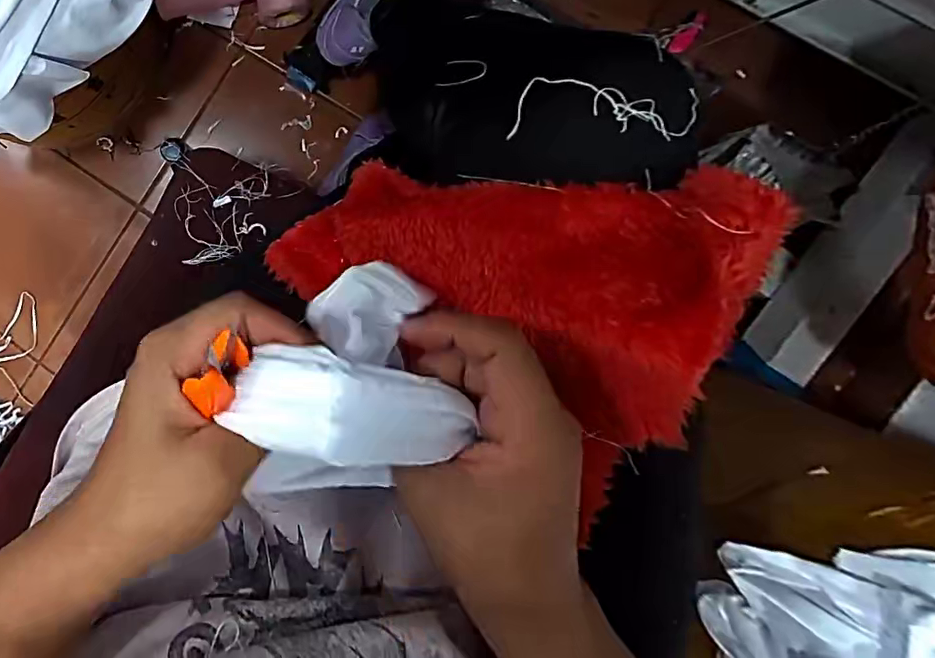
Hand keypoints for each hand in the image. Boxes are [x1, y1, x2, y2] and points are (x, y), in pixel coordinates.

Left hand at [61, 293, 313, 573]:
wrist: (104, 541)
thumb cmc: (156, 500)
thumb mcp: (220, 459)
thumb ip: (267, 414)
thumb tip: (304, 387)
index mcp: (171, 348)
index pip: (238, 310)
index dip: (282, 328)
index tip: (315, 361)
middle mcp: (170, 345)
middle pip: (238, 322)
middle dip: (279, 346)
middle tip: (314, 378)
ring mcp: (173, 367)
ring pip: (235, 346)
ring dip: (268, 366)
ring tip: (301, 393)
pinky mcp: (180, 390)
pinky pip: (226, 369)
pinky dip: (253, 383)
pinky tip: (272, 409)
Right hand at [397, 312, 625, 656]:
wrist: (529, 606)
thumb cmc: (482, 552)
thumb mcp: (428, 486)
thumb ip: (405, 424)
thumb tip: (385, 385)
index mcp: (535, 421)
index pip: (500, 344)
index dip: (451, 326)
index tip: (405, 333)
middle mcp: (548, 410)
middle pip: (495, 351)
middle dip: (442, 347)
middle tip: (396, 359)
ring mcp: (544, 421)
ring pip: (492, 366)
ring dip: (447, 367)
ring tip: (405, 383)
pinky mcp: (533, 432)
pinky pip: (494, 389)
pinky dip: (458, 386)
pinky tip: (427, 400)